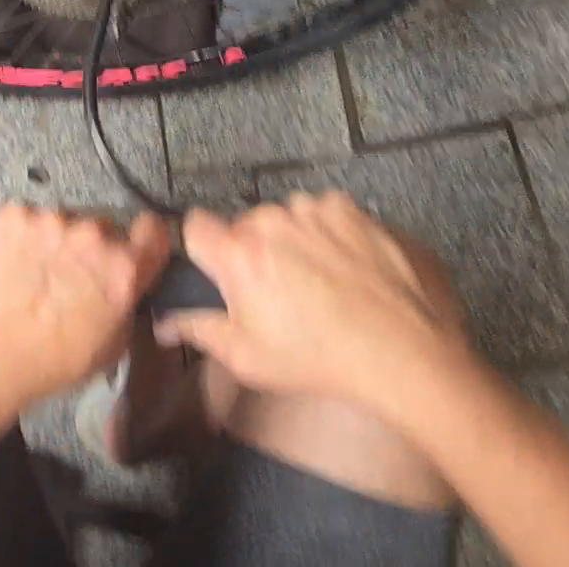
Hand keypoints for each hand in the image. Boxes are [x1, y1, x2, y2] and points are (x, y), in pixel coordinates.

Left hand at [0, 203, 171, 413]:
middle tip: (66, 275)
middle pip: (101, 227)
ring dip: (51, 240)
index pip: (154, 230)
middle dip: (89, 247)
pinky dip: (18, 235)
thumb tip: (128, 288)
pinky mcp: (11, 213)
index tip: (131, 250)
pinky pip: (24, 217)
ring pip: (60, 220)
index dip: (144, 240)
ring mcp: (48, 219)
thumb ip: (127, 305)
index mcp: (122, 270)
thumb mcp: (109, 348)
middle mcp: (90, 236)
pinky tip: (5, 262)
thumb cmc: (46, 364)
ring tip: (28, 272)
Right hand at [157, 192, 476, 427]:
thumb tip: (164, 321)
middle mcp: (272, 220)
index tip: (219, 269)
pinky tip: (349, 267)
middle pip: (246, 224)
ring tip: (321, 279)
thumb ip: (200, 331)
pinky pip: (326, 213)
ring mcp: (315, 210)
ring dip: (293, 238)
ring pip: (287, 217)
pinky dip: (330, 232)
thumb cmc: (318, 360)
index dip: (203, 246)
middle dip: (254, 249)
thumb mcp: (249, 358)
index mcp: (239, 253)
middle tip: (278, 289)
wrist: (405, 353)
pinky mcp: (353, 209)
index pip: (196, 224)